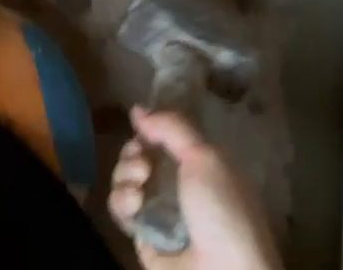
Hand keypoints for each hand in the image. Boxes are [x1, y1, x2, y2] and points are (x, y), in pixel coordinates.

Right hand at [109, 107, 281, 269]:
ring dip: (125, 174)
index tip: (142, 126)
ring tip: (138, 184)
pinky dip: (121, 200)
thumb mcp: (206, 158)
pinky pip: (120, 207)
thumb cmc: (222, 211)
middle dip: (133, 152)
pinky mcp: (142, 234)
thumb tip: (137, 109)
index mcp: (199, 165)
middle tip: (142, 163)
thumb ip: (172, 128)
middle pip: (140, 154)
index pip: (165, 136)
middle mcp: (177, 184)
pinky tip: (134, 204)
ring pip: (126, 178)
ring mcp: (159, 210)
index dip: (151, 128)